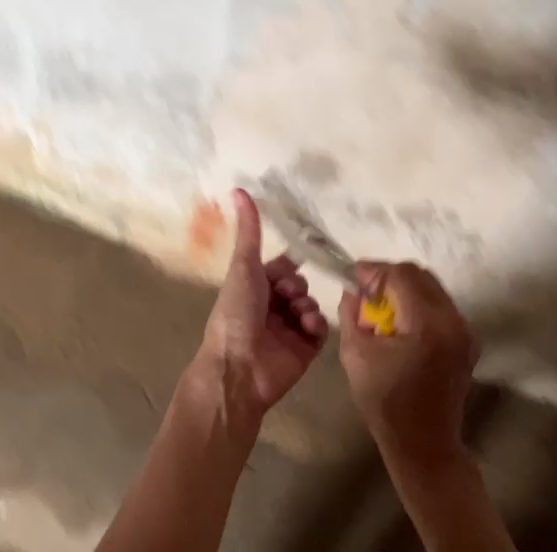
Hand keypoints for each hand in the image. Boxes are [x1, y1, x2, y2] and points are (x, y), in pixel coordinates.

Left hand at [194, 189, 328, 424]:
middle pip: (300, 283)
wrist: (239, 368)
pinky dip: (316, 324)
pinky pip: (321, 328)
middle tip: (286, 295)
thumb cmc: (236, 313)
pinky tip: (306, 328)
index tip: (294, 262)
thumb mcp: (243, 266)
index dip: (290, 264)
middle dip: (297, 286)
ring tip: (296, 315)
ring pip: (312, 303)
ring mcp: (289, 328)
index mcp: (255, 286)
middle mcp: (272, 306)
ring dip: (306, 305)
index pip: (284, 266)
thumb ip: (250, 230)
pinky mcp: (305, 349)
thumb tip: (239, 188)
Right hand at [339, 261, 478, 466]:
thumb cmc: (386, 404)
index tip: (354, 277)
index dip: (375, 271)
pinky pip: (440, 305)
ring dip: (404, 289)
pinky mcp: (468, 340)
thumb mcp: (356, 356)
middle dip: (389, 277)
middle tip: (366, 292)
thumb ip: (351, 315)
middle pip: (420, 275)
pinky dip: (418, 304)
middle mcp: (453, 321)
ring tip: (381, 308)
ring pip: (431, 287)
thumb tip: (354, 290)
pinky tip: (400, 323)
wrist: (424, 445)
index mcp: (427, 325)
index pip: (401, 275)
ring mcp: (465, 330)